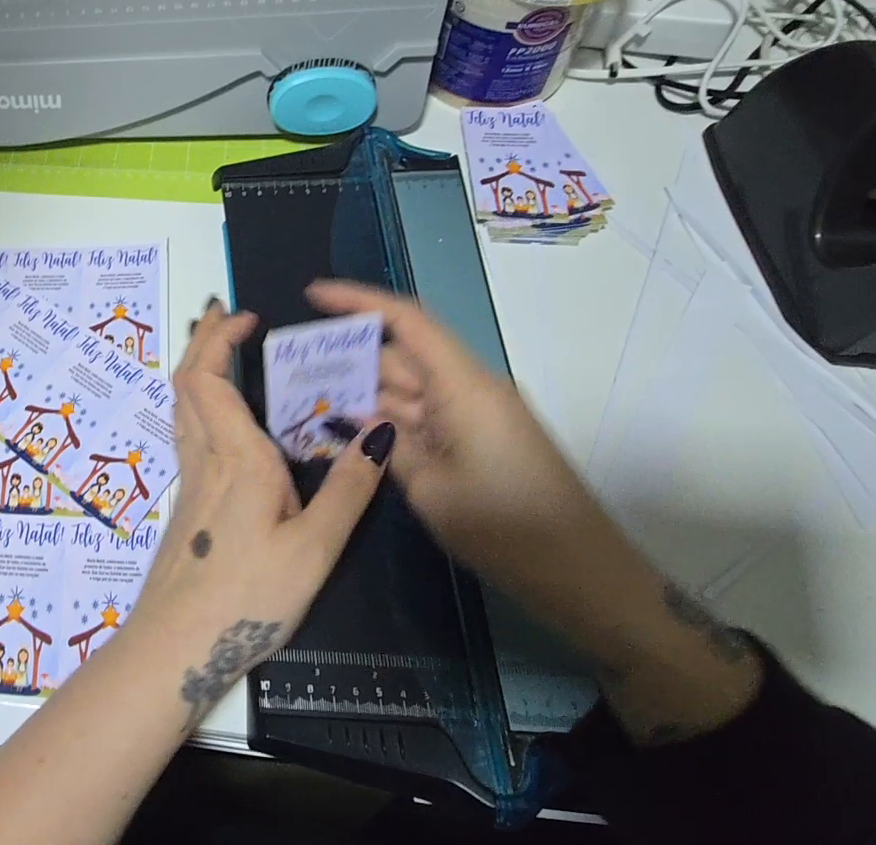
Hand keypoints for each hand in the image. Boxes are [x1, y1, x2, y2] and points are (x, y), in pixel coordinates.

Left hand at [129, 300, 391, 730]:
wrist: (177, 643)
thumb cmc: (249, 596)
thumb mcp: (315, 548)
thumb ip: (348, 488)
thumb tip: (379, 430)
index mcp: (235, 457)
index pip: (210, 377)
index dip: (220, 339)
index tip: (247, 317)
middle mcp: (203, 457)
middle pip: (186, 381)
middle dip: (202, 340)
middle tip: (226, 317)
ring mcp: (188, 479)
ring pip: (181, 406)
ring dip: (197, 368)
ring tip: (223, 353)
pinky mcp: (185, 501)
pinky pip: (187, 431)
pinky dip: (200, 403)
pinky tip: (224, 420)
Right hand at [306, 281, 761, 744]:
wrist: (585, 579)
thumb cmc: (505, 530)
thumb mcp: (429, 489)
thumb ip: (383, 444)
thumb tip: (347, 414)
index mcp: (464, 387)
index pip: (407, 321)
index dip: (358, 301)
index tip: (311, 296)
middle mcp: (470, 389)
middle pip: (401, 356)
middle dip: (346, 357)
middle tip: (290, 370)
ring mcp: (475, 415)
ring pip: (407, 388)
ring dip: (361, 392)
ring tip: (304, 400)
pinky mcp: (478, 440)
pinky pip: (422, 417)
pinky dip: (385, 419)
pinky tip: (346, 431)